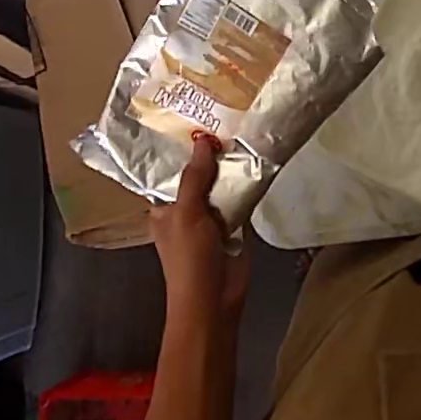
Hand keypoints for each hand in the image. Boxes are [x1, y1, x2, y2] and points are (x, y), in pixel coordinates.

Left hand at [149, 132, 251, 325]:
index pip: (169, 170)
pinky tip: (255, 158)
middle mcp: (185, 208)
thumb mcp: (187, 214)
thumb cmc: (190, 259)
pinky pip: (239, 197)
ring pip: (220, 184)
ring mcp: (210, 217)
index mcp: (164, 206)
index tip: (192, 118)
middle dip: (209, 154)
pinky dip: (246, 183)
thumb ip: (195, 178)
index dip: (179, 148)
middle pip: (198, 174)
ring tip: (242, 130)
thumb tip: (202, 141)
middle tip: (224, 117)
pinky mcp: (233, 224)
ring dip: (229, 167)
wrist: (215, 302)